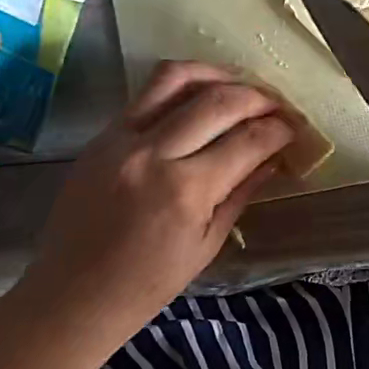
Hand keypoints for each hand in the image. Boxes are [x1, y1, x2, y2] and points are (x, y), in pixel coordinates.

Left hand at [7, 61, 297, 350]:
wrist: (72, 293)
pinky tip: (197, 100)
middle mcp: (153, 154)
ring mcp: (120, 139)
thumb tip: (272, 159)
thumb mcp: (203, 247)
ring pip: (176, 78)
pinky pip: (144, 96)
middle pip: (220, 100)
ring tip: (241, 86)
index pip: (248, 140)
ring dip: (217, 74)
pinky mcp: (99, 137)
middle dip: (261, 97)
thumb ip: (239, 195)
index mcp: (185, 191)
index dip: (282, 130)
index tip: (296, 130)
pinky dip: (178, 89)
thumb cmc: (143, 287)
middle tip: (279, 107)